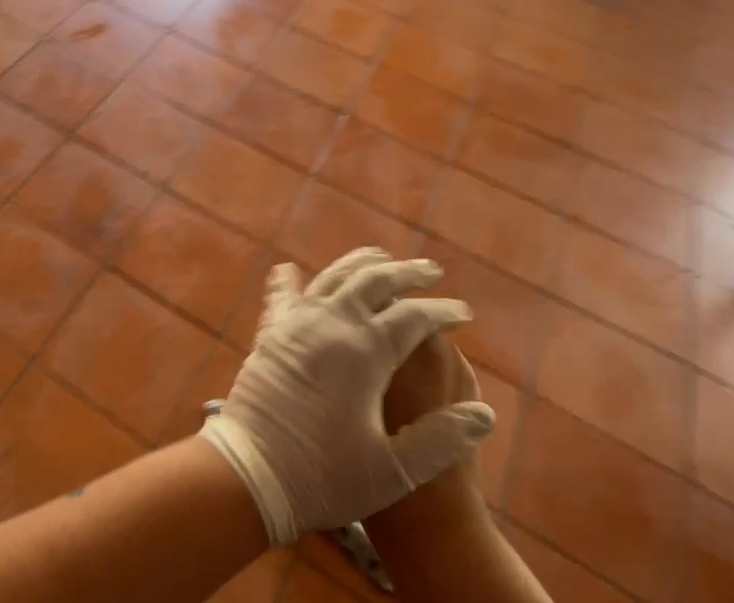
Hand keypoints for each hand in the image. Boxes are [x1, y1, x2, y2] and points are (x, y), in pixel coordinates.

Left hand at [200, 248, 494, 544]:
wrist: (248, 474)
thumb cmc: (323, 477)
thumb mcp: (394, 471)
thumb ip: (442, 440)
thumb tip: (485, 414)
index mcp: (364, 353)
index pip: (414, 317)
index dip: (443, 311)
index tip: (464, 312)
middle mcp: (328, 326)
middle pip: (373, 281)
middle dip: (406, 272)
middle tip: (430, 270)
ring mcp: (294, 326)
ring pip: (331, 278)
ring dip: (358, 264)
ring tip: (379, 257)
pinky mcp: (268, 337)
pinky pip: (283, 296)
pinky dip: (293, 280)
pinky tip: (292, 270)